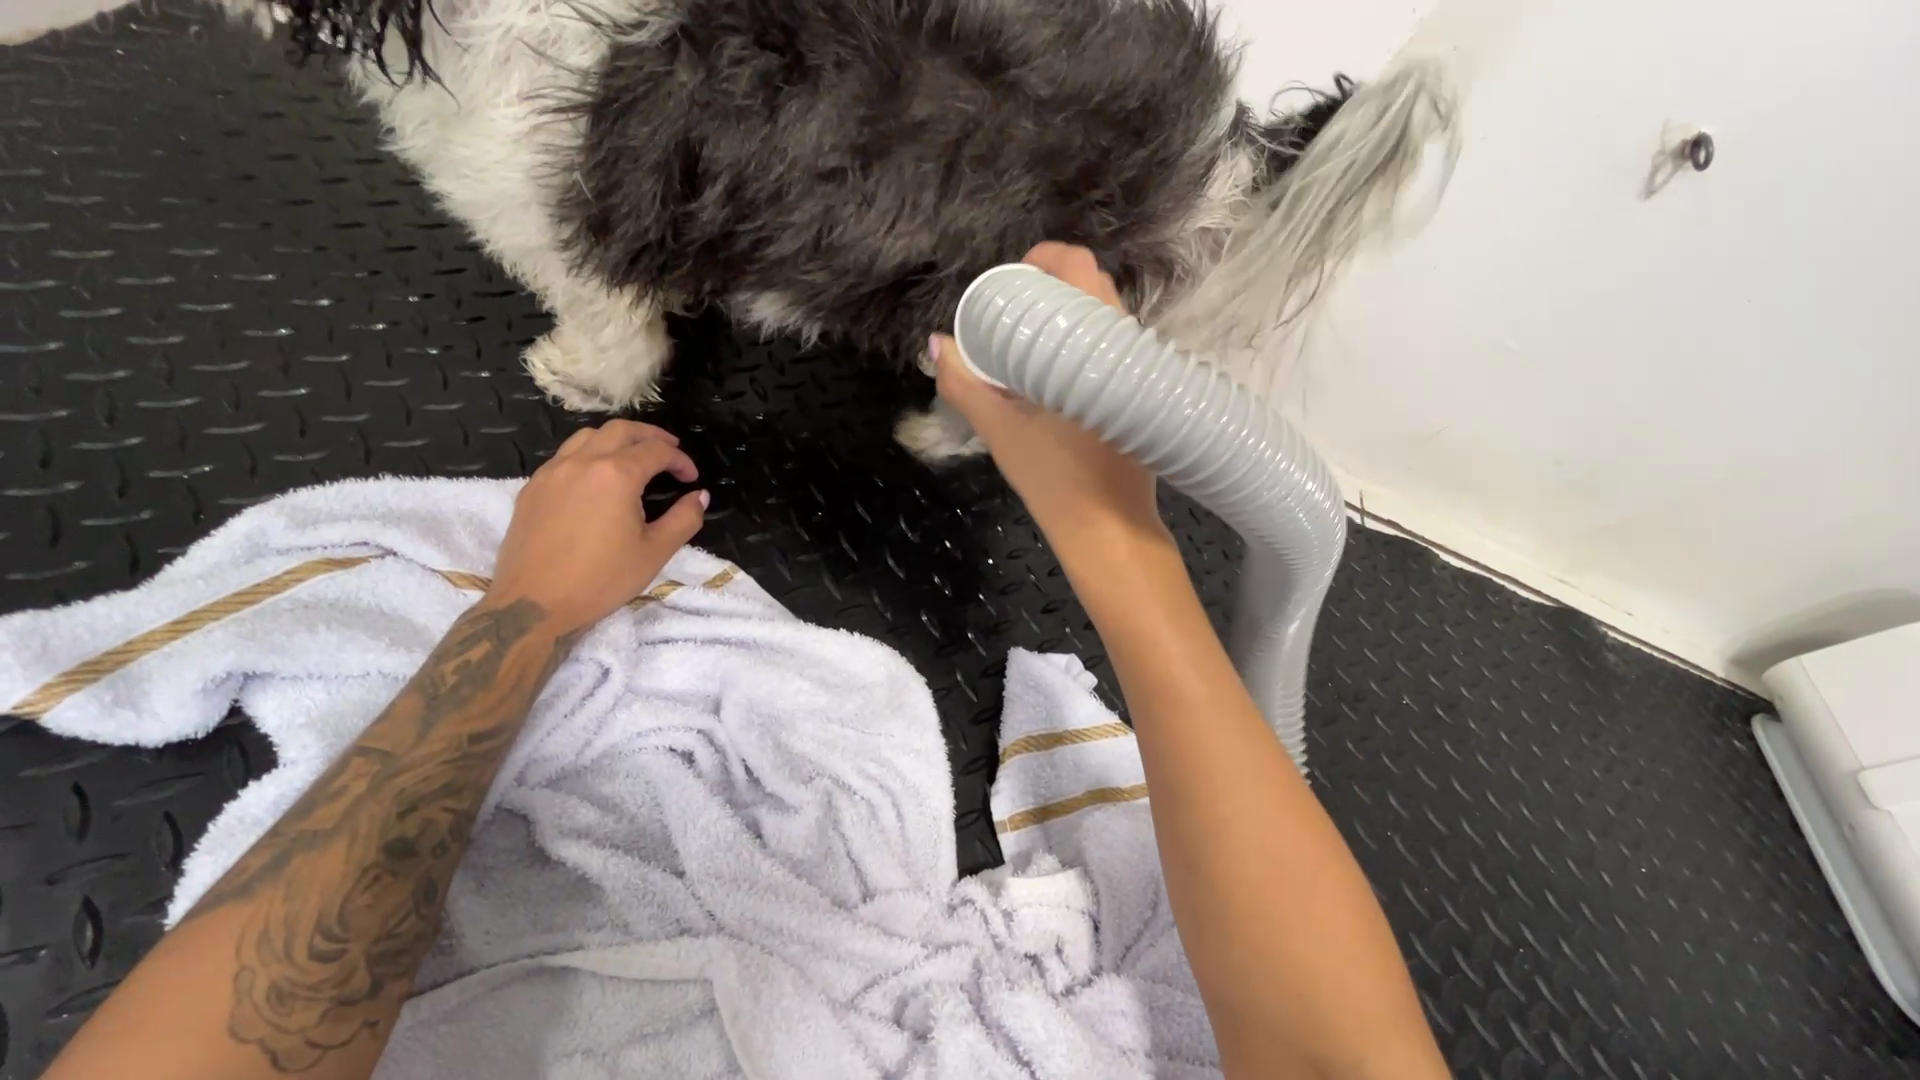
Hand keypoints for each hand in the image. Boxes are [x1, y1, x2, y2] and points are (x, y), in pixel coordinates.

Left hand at [485, 420, 707, 634]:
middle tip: (670, 451)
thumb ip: (684, 519)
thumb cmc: (600, 580)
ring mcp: (552, 472)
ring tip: (633, 456)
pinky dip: (589, 453)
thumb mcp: (655, 553)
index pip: (656, 451)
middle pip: (621, 430)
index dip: (681, 460)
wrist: (534, 603)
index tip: (692, 479)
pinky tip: (596, 477)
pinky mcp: (533, 488)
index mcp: (616, 475)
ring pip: (588, 436)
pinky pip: (565, 455)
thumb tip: (699, 497)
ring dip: (617, 439)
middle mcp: (582, 462)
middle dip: (651, 436)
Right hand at [932, 242, 1170, 561]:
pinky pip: (1111, 345)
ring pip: (1105, 316)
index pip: (1078, 266)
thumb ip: (963, 383)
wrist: (1109, 528)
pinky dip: (1083, 341)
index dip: (1043, 260)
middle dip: (1052, 286)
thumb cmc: (1054, 475)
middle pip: (1093, 285)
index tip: (1012, 279)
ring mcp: (1138, 368)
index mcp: (1093, 338)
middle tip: (1014, 309)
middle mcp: (1124, 342)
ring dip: (1069, 315)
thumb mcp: (999, 428)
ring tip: (1030, 337)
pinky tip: (1055, 368)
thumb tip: (935, 345)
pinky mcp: (1140, 392)